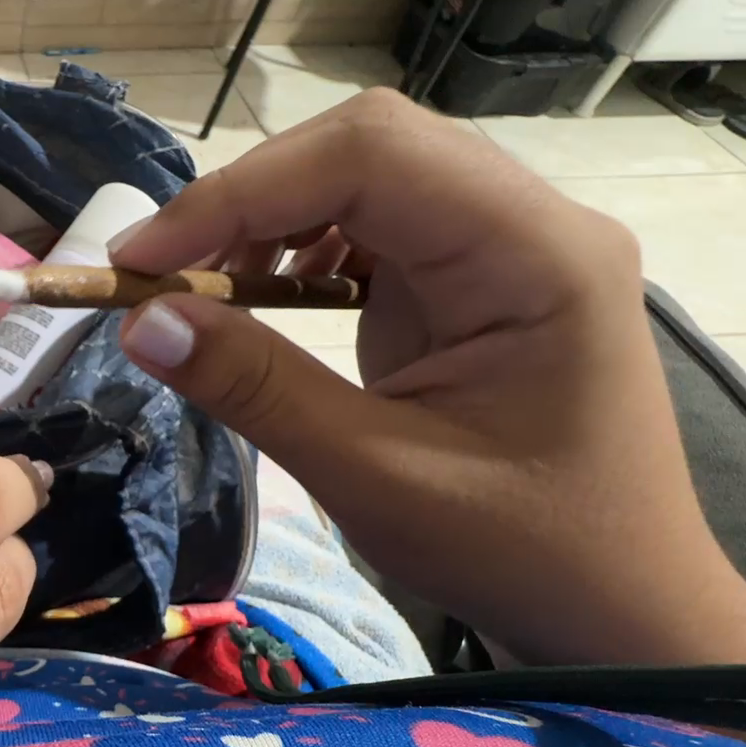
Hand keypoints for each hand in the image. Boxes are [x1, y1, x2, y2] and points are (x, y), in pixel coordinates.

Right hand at [112, 89, 745, 667]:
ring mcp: (497, 247)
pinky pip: (364, 229)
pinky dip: (288, 253)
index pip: (372, 157)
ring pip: (358, 180)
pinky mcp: (464, 280)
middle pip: (364, 149)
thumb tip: (140, 323)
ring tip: (194, 288)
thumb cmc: (511, 546)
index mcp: (533, 255)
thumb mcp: (367, 474)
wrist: (606, 597)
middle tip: (152, 275)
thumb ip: (255, 388)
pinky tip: (257, 297)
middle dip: (241, 201)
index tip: (139, 264)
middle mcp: (524, 224)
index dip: (238, 194)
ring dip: (260, 222)